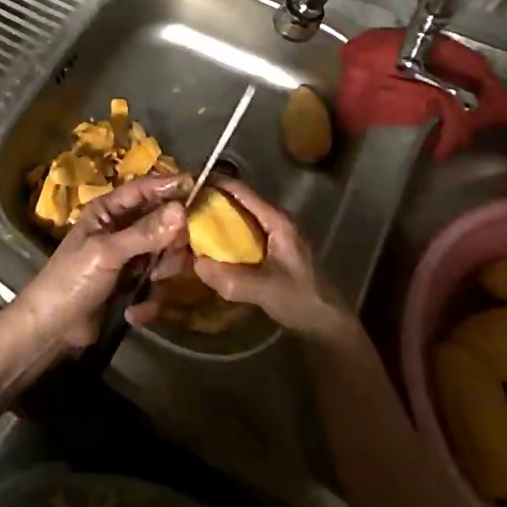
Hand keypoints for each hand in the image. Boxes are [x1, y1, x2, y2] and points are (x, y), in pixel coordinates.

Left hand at [10, 173, 193, 352]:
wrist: (51, 332)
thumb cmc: (71, 281)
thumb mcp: (106, 253)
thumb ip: (144, 233)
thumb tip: (181, 210)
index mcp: (109, 211)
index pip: (145, 188)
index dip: (171, 185)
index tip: (200, 186)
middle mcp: (122, 229)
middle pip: (164, 222)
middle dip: (172, 240)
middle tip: (175, 254)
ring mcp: (130, 258)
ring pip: (166, 254)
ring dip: (163, 273)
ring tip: (151, 285)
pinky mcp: (134, 285)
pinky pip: (158, 285)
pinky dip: (151, 301)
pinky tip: (135, 313)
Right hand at [192, 178, 354, 340]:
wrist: (327, 323)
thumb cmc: (301, 299)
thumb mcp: (265, 290)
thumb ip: (231, 278)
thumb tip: (196, 263)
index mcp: (277, 221)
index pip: (242, 192)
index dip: (216, 183)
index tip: (188, 182)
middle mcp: (274, 223)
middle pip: (238, 203)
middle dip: (210, 203)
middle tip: (180, 207)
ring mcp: (272, 238)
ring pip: (238, 221)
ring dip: (215, 222)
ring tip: (186, 225)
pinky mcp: (269, 254)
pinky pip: (241, 238)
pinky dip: (223, 239)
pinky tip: (206, 250)